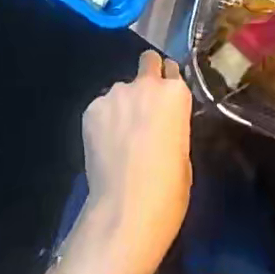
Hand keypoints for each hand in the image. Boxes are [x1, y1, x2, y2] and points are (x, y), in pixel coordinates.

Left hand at [75, 50, 192, 273]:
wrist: (125, 212)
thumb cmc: (168, 191)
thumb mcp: (183, 153)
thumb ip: (172, 124)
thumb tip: (161, 122)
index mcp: (175, 94)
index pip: (172, 69)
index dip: (168, 84)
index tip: (165, 102)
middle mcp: (145, 84)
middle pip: (147, 61)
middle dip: (147, 75)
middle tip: (144, 107)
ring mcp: (115, 94)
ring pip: (121, 89)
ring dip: (123, 104)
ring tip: (120, 136)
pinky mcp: (91, 109)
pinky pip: (101, 107)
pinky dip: (103, 120)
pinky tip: (105, 146)